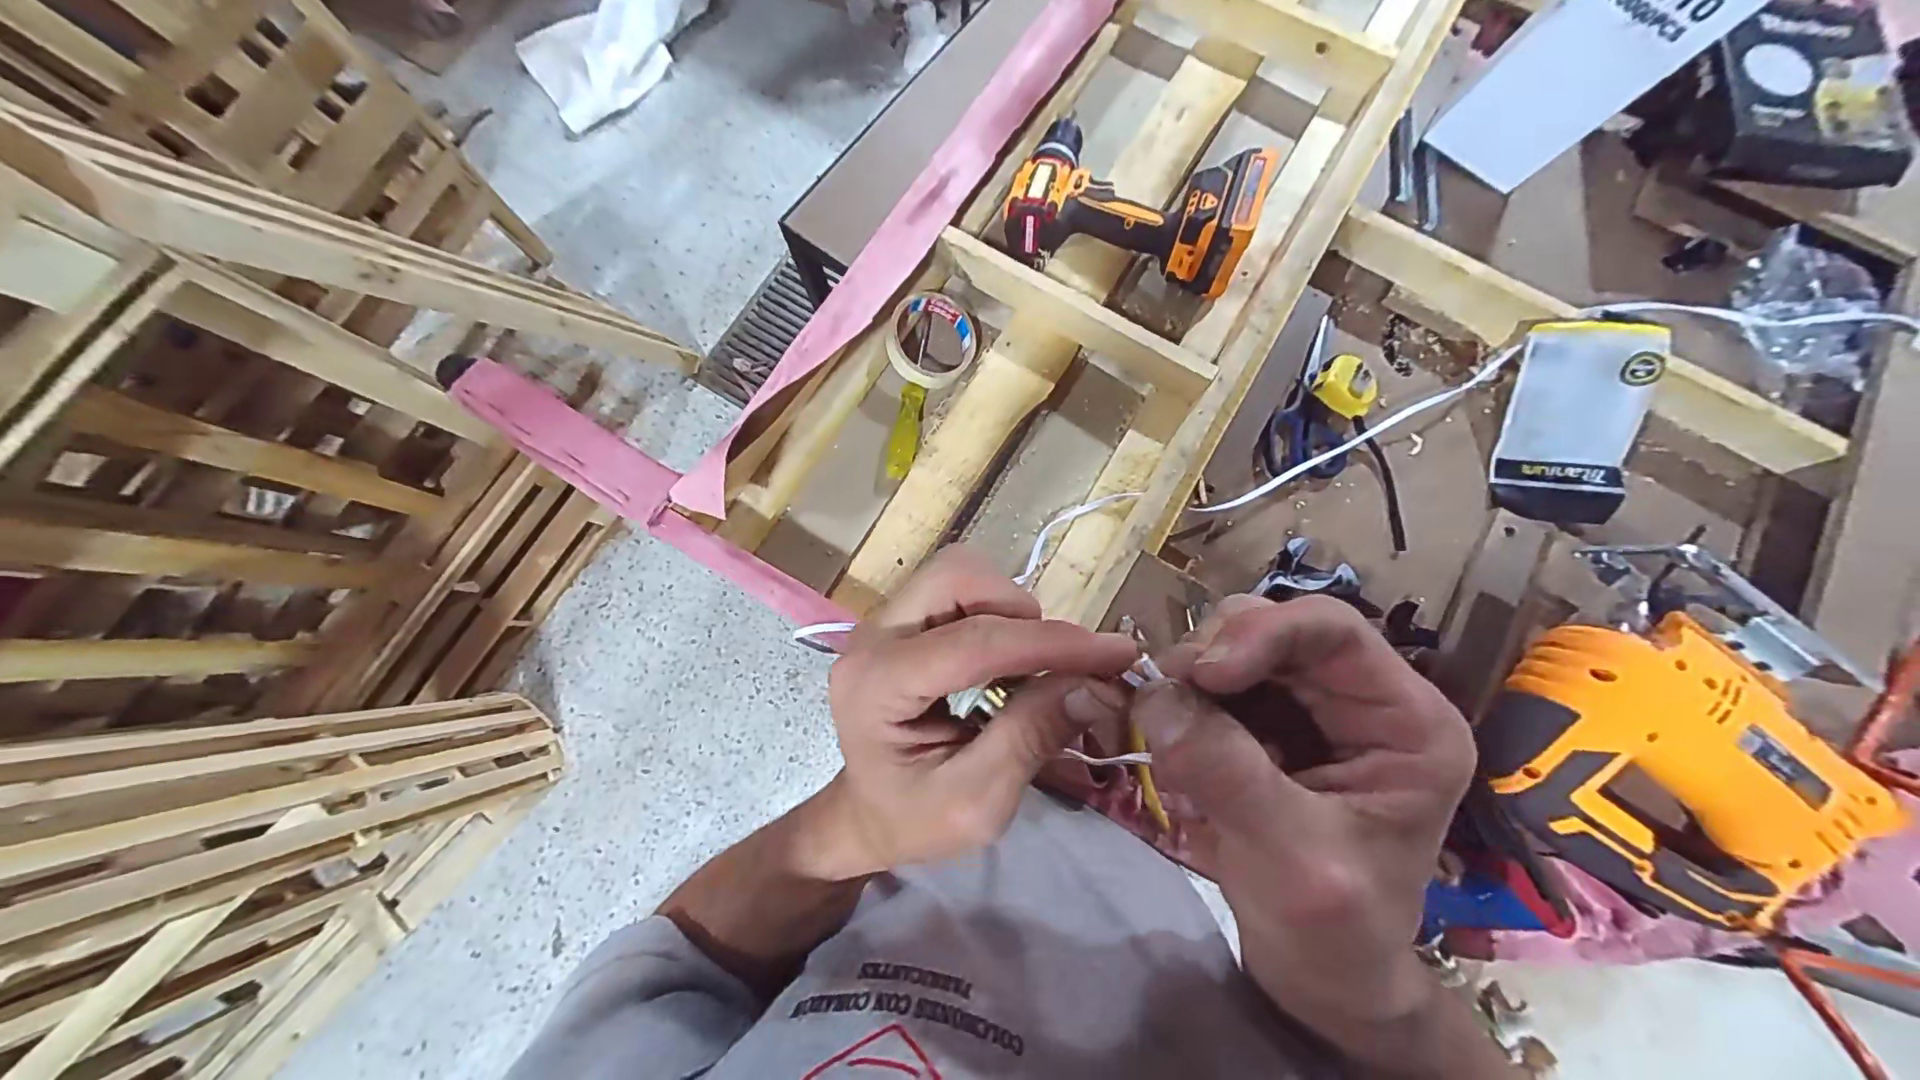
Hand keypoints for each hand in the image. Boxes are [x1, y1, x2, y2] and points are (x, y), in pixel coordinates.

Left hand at [821, 547, 1138, 877]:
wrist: (862, 815)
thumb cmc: (911, 820)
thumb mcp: (977, 802)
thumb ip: (1031, 736)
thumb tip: (1097, 685)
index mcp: (876, 686)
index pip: (974, 642)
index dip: (1052, 644)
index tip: (1118, 655)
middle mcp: (872, 637)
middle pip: (957, 576)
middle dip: (1020, 612)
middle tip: (1055, 664)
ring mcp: (883, 623)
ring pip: (960, 575)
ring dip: (1010, 611)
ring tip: (1028, 667)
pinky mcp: (901, 622)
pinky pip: (959, 592)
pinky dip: (997, 615)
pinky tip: (1007, 663)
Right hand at [1132, 595, 1484, 1070]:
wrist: (1322, 976)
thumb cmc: (1334, 932)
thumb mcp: (1289, 858)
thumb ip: (1226, 773)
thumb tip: (1154, 694)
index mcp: (1404, 722)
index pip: (1332, 630)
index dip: (1261, 634)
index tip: (1202, 674)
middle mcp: (1358, 698)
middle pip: (1273, 629)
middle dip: (1211, 657)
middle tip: (1163, 699)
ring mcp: (1308, 708)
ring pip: (1232, 649)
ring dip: (1189, 682)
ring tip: (1167, 735)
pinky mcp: (1266, 724)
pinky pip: (1211, 685)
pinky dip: (1181, 704)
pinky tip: (1175, 748)